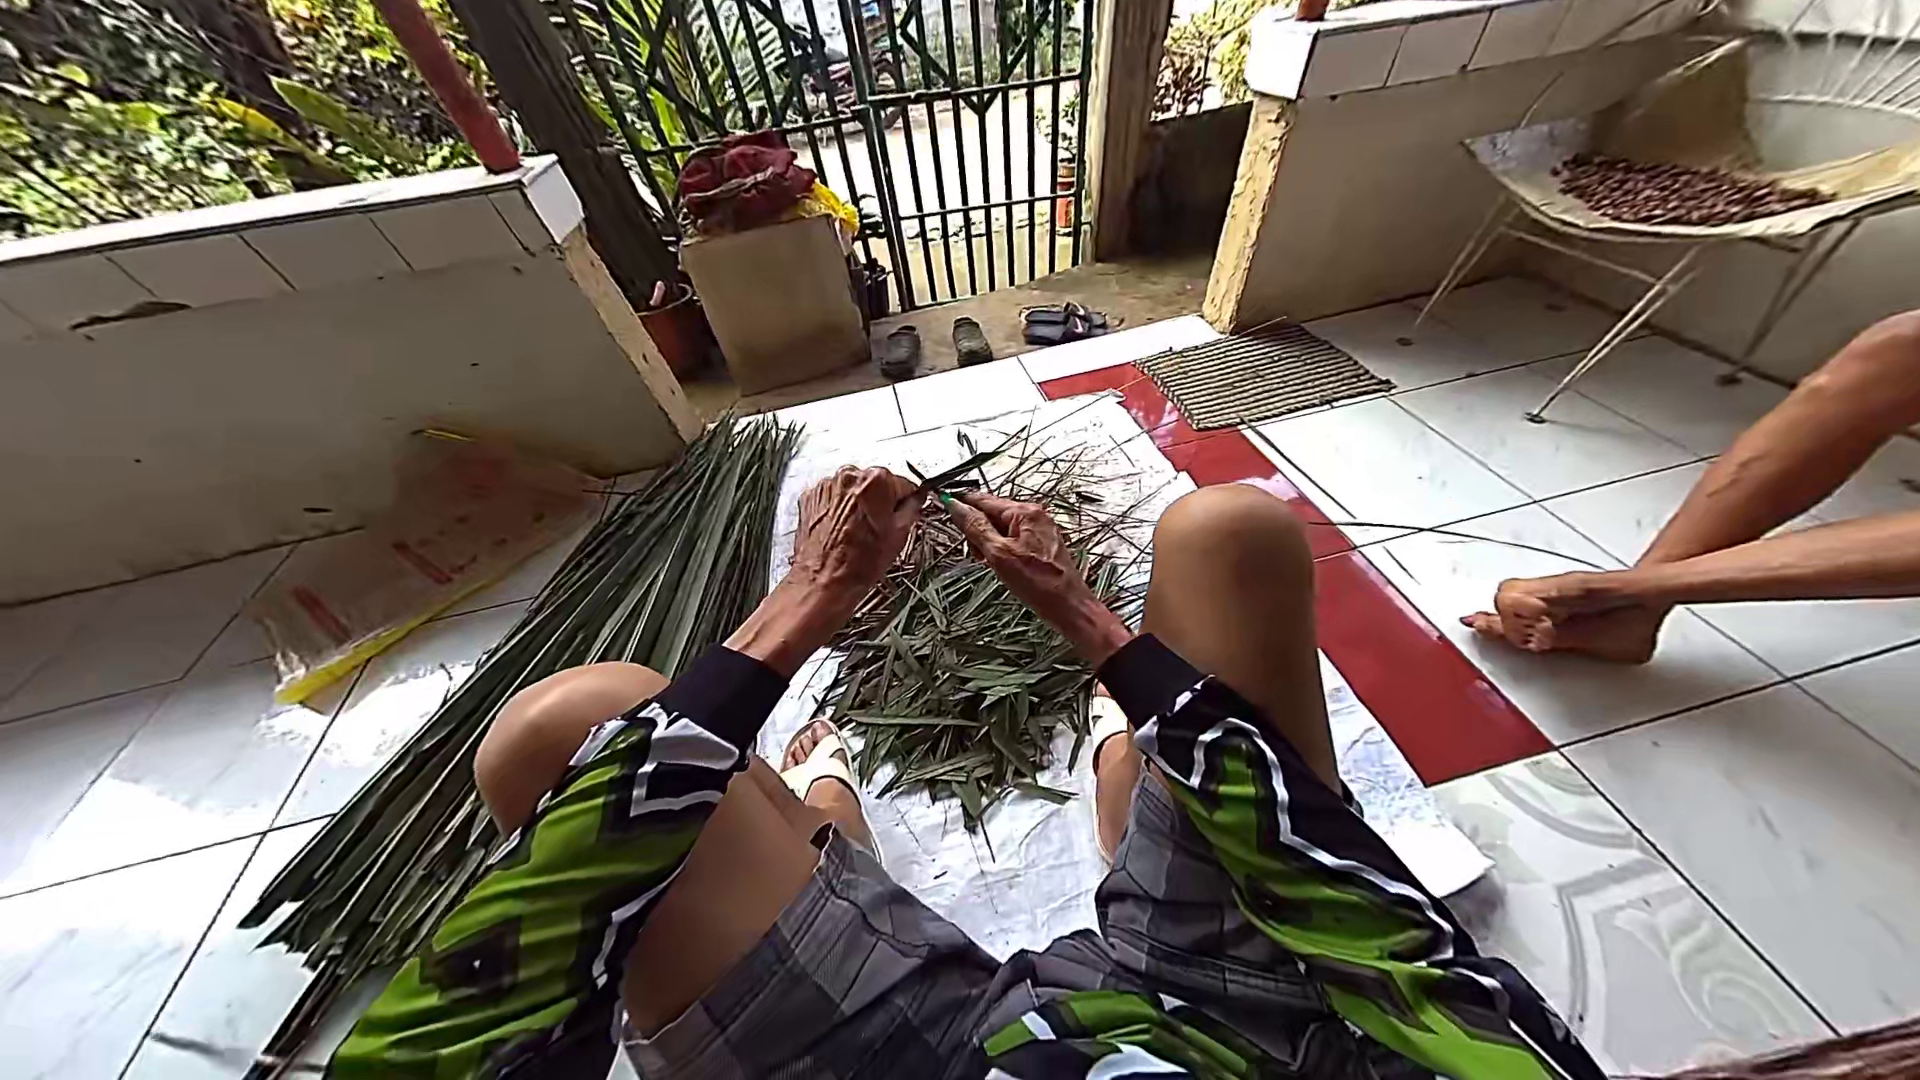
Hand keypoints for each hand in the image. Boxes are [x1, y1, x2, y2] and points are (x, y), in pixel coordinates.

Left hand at [729, 466, 918, 675]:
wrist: (824, 581)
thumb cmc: (858, 563)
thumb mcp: (899, 535)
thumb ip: (912, 508)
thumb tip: (915, 500)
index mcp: (877, 481)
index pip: (903, 483)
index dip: (906, 501)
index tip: (905, 511)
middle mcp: (850, 477)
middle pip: (876, 483)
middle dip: (880, 502)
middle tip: (880, 527)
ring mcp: (827, 486)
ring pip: (853, 490)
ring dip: (858, 505)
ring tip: (858, 532)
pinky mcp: (811, 497)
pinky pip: (833, 497)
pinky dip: (839, 509)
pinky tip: (843, 531)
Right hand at [945, 492, 1132, 666]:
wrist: (1069, 607)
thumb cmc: (1039, 584)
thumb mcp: (999, 554)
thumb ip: (975, 527)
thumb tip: (955, 505)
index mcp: (1026, 511)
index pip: (983, 499)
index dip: (962, 507)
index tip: (944, 513)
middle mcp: (1035, 515)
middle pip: (992, 513)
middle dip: (977, 531)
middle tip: (977, 555)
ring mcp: (1039, 530)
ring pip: (1001, 528)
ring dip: (988, 543)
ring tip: (991, 564)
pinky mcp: (1041, 545)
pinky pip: (1012, 540)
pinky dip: (1001, 550)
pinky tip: (1003, 567)